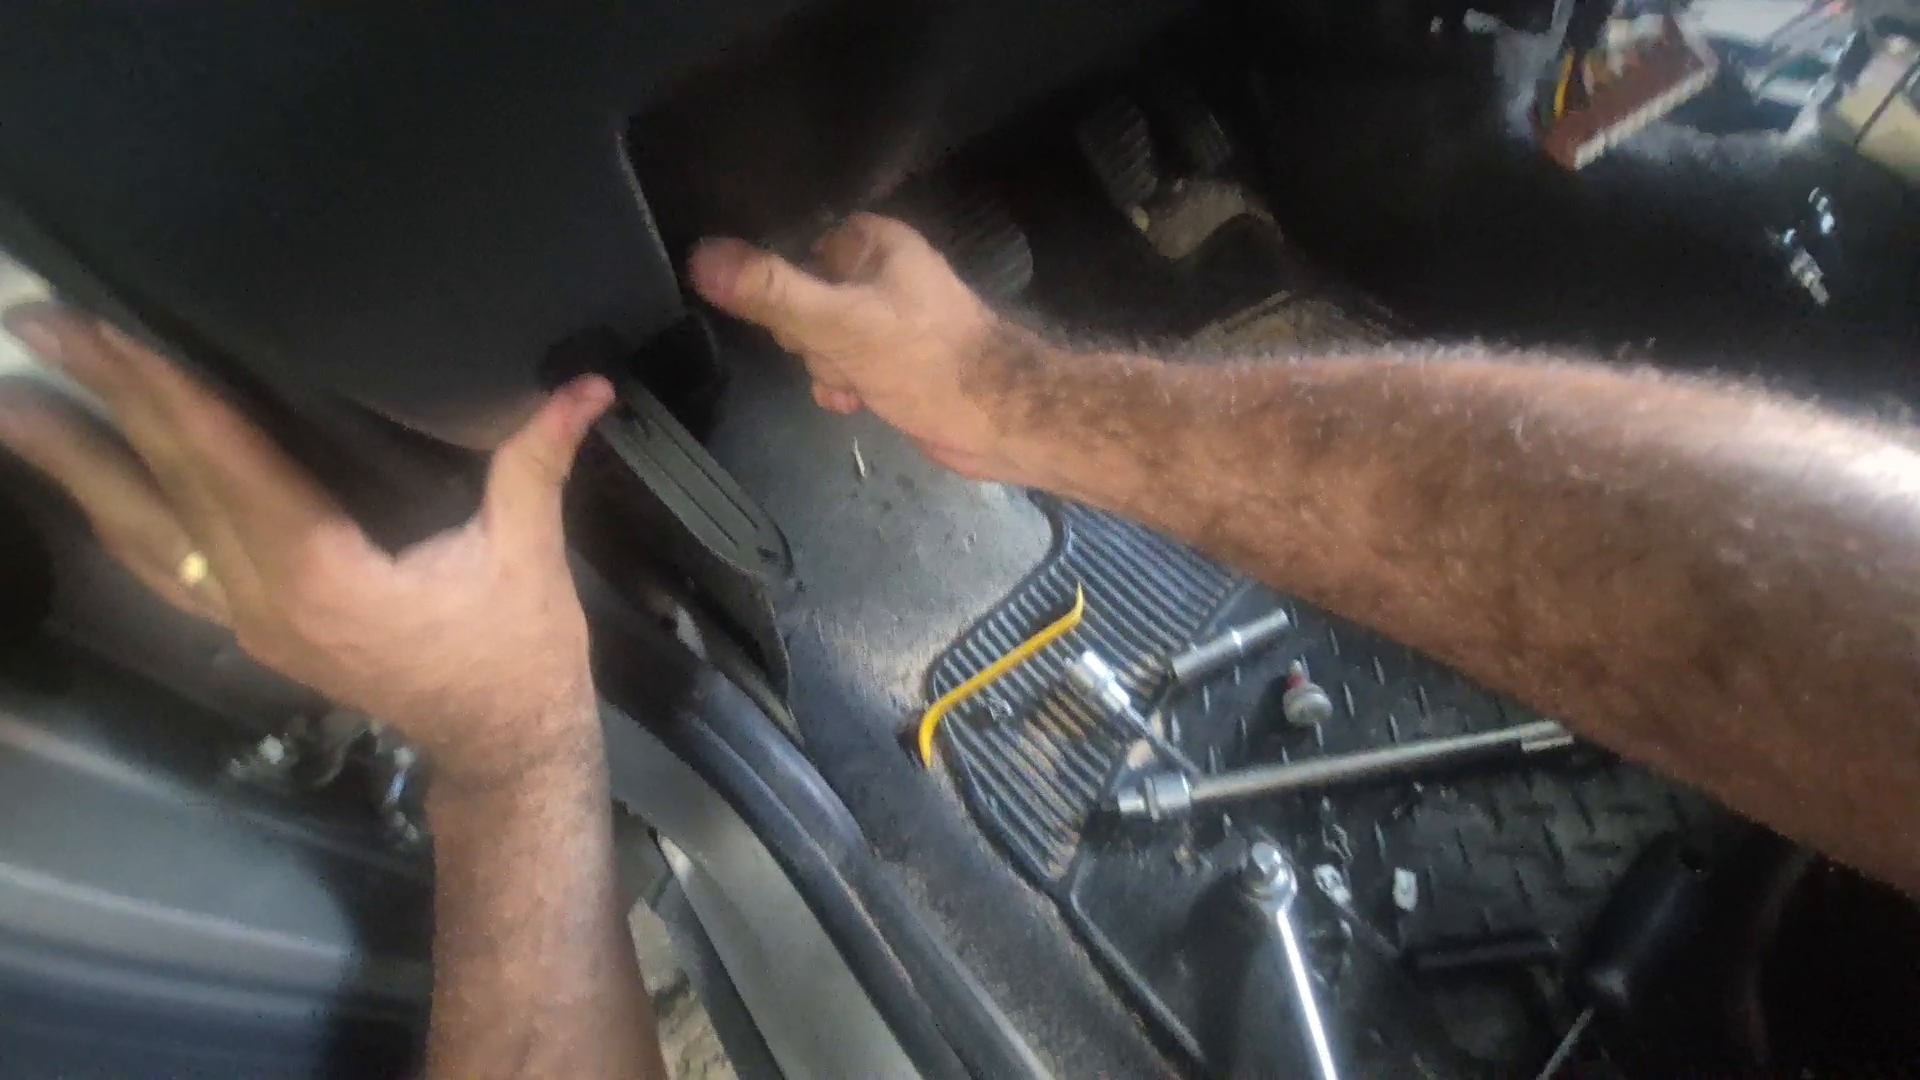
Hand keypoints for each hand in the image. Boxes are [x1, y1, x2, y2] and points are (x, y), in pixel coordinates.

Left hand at [0, 305, 612, 788]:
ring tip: (17, 403)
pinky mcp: (260, 634)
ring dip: (82, 468)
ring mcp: (251, 624)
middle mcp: (264, 602)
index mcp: (327, 577)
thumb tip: (588, 388)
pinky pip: (170, 573)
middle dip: (112, 406)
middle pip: (174, 492)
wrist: (505, 738)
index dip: (175, 396)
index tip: (115, 330)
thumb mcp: (531, 554)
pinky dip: (125, 524)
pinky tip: (96, 496)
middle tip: (45, 324)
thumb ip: (539, 463)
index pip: (235, 469)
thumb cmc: (522, 650)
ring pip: (146, 539)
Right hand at [689, 213, 1033, 481]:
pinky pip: (844, 365)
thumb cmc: (926, 360)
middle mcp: (879, 274)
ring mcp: (887, 319)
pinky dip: (845, 385)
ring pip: (820, 339)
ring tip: (858, 382)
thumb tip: (700, 257)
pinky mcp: (893, 360)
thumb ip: (773, 292)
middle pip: (801, 299)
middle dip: (811, 339)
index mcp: (871, 243)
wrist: (998, 421)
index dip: (780, 287)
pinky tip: (856, 401)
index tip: (791, 319)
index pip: (791, 247)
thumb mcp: (842, 323)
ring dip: (828, 368)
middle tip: (839, 353)